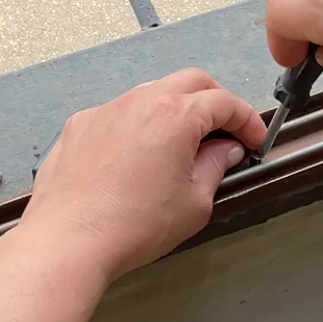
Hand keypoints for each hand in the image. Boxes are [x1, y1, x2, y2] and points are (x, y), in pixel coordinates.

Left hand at [23, 69, 265, 280]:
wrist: (69, 239)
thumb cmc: (132, 225)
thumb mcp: (194, 202)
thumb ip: (215, 166)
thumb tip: (225, 151)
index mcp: (174, 115)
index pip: (223, 102)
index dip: (246, 119)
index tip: (253, 138)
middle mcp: (139, 101)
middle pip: (190, 82)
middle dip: (215, 100)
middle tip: (225, 129)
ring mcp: (105, 110)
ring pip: (151, 92)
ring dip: (174, 108)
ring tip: (182, 142)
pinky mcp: (79, 126)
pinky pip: (118, 112)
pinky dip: (138, 123)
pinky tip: (138, 155)